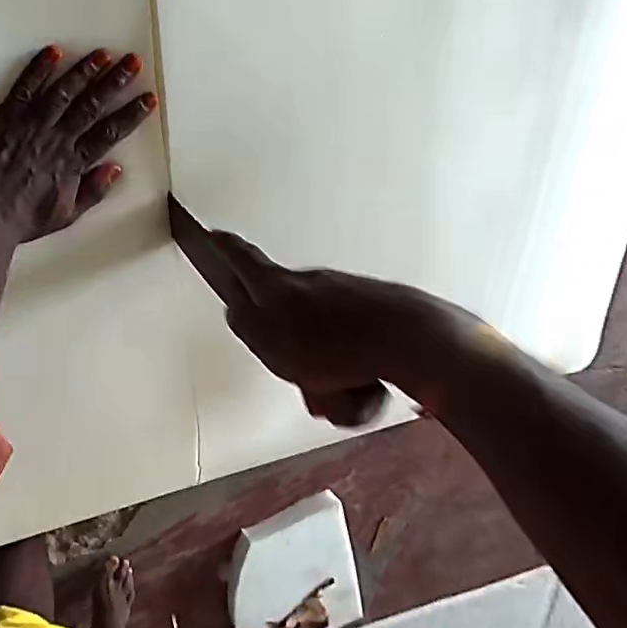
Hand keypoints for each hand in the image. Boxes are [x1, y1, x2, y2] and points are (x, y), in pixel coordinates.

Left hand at [0, 45, 156, 242]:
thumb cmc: (23, 218)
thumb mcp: (66, 215)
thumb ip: (93, 191)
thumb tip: (115, 169)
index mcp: (72, 162)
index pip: (109, 132)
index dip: (131, 113)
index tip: (148, 98)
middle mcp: (56, 139)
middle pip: (91, 105)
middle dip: (115, 81)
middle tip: (132, 62)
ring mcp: (31, 125)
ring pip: (62, 92)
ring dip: (83, 71)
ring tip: (102, 54)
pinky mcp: (6, 118)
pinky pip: (25, 88)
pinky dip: (38, 69)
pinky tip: (53, 51)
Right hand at [203, 230, 474, 422]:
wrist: (412, 341)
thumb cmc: (344, 346)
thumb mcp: (274, 345)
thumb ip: (247, 325)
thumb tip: (235, 310)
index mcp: (280, 286)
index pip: (243, 259)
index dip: (225, 248)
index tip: (214, 236)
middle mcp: (311, 283)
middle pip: (285, 310)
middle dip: (290, 349)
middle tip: (302, 374)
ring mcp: (344, 295)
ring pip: (322, 338)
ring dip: (327, 370)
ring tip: (344, 391)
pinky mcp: (373, 313)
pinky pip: (352, 348)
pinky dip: (354, 372)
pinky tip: (366, 387)